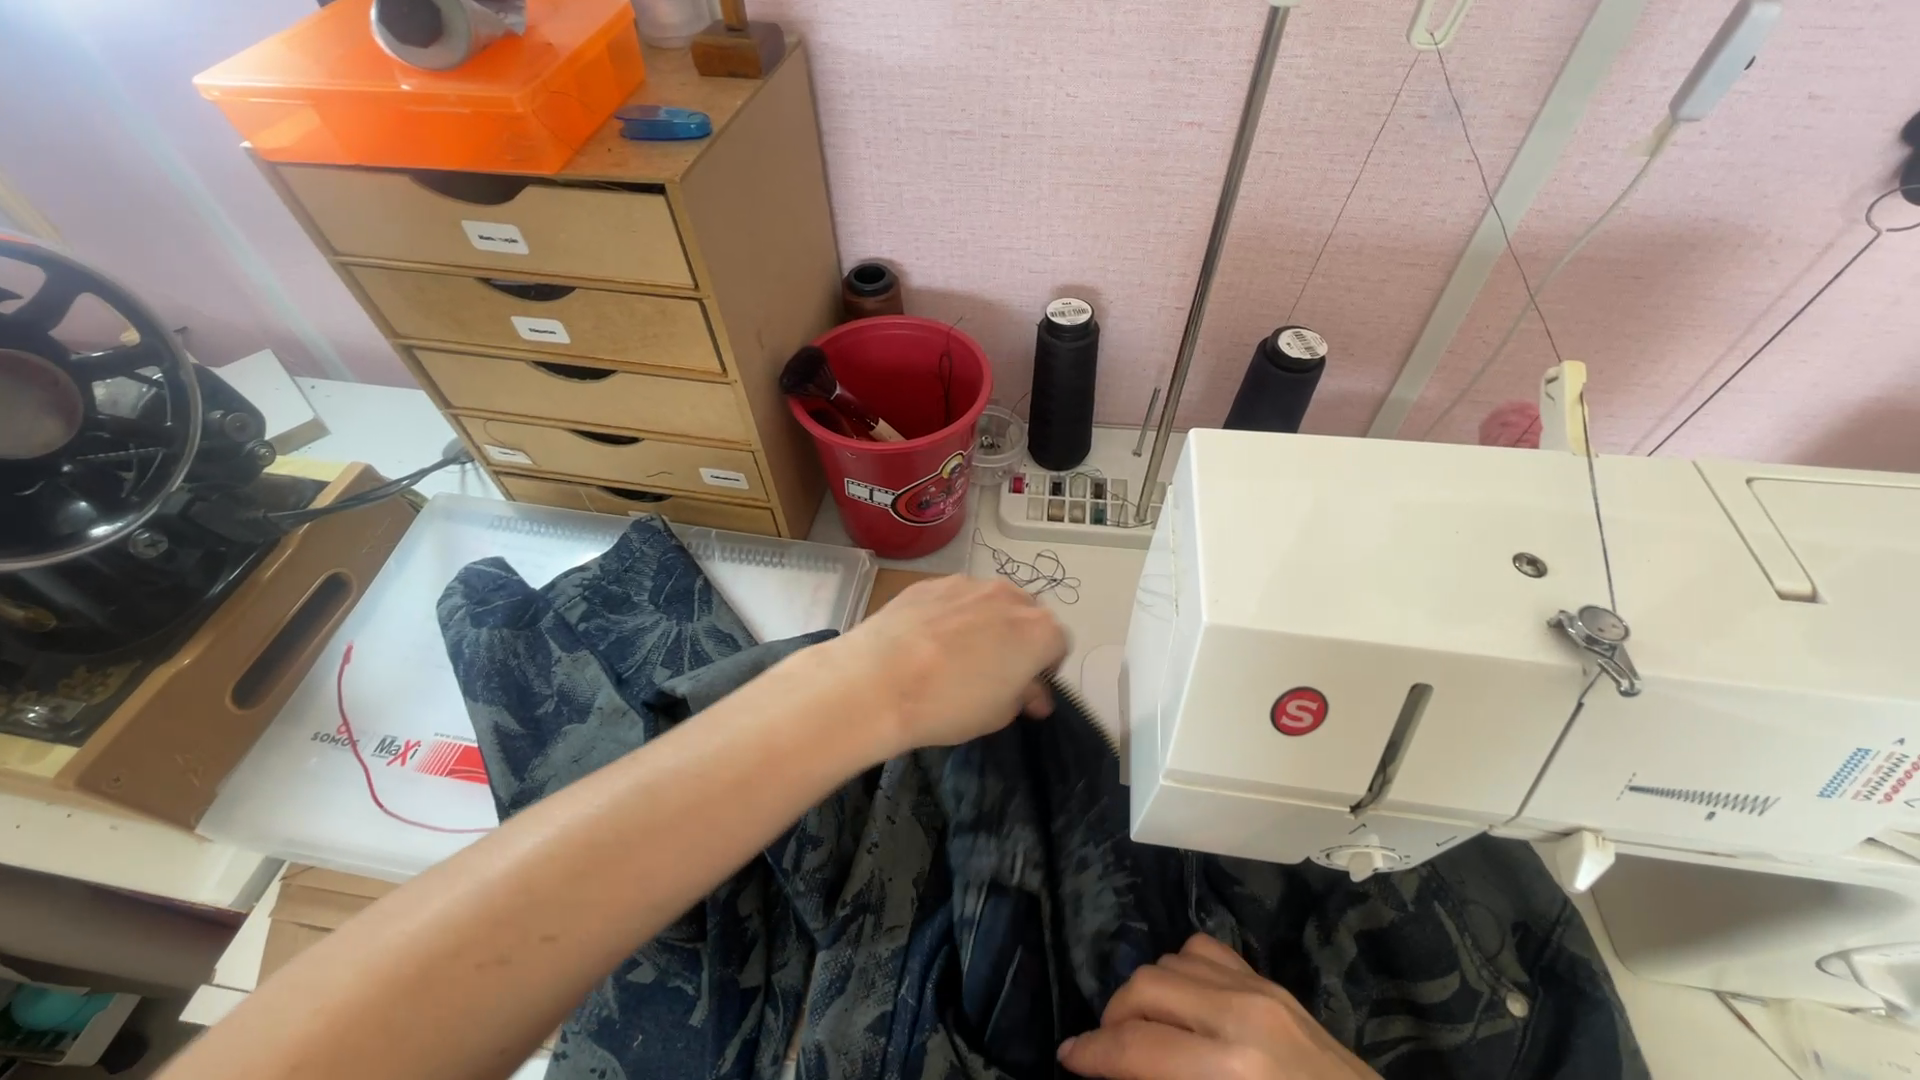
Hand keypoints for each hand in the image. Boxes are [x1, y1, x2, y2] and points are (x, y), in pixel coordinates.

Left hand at [822, 576, 1067, 757]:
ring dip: (984, 623)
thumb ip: (1024, 697)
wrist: (878, 681)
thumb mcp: (998, 714)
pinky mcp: (929, 582)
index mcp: (1039, 630)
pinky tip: (925, 642)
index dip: (1043, 668)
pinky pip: (952, 599)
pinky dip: (948, 616)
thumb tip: (1033, 693)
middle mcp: (1009, 597)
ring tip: (953, 655)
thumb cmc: (950, 704)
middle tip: (991, 671)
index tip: (1023, 688)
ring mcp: (967, 584)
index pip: (1058, 645)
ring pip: (988, 603)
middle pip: (1026, 616)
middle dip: (1017, 640)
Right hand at [1059, 934, 1380, 1079]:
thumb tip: (1122, 1071)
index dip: (1091, 1053)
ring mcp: (1261, 991)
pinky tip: (1184, 1000)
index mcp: (1230, 1070)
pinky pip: (1207, 951)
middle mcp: (1241, 1016)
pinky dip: (1182, 969)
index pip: (1135, 1045)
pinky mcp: (1274, 984)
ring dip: (1146, 992)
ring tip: (1145, 1027)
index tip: (1068, 1059)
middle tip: (1108, 1050)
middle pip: (1145, 987)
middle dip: (1113, 1018)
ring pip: (1171, 960)